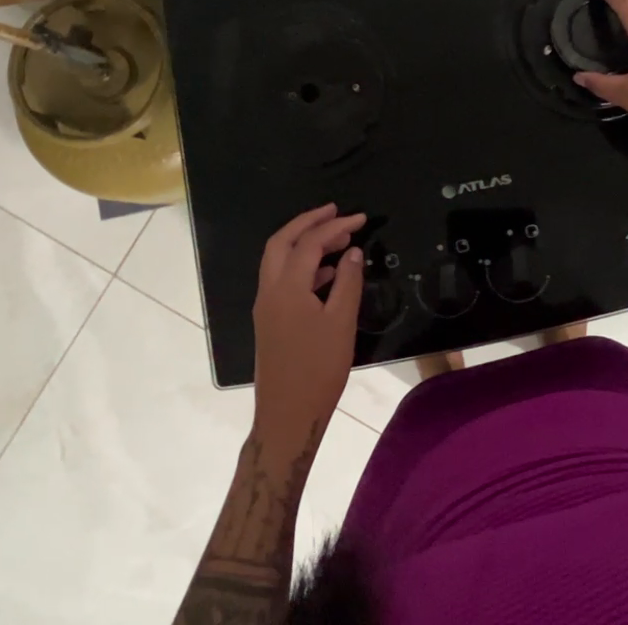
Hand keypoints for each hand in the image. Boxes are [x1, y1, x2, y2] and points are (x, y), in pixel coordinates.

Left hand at [251, 203, 365, 466]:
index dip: (335, 226)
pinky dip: (303, 265)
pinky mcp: (269, 320)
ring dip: (304, 242)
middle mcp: (269, 289)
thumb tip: (352, 252)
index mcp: (286, 287)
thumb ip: (348, 282)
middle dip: (308, 222)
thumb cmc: (319, 369)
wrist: (288, 415)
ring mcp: (266, 306)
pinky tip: (328, 273)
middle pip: (282, 242)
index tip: (361, 218)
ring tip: (338, 239)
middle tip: (336, 212)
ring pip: (278, 259)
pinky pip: (282, 278)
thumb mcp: (341, 323)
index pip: (309, 243)